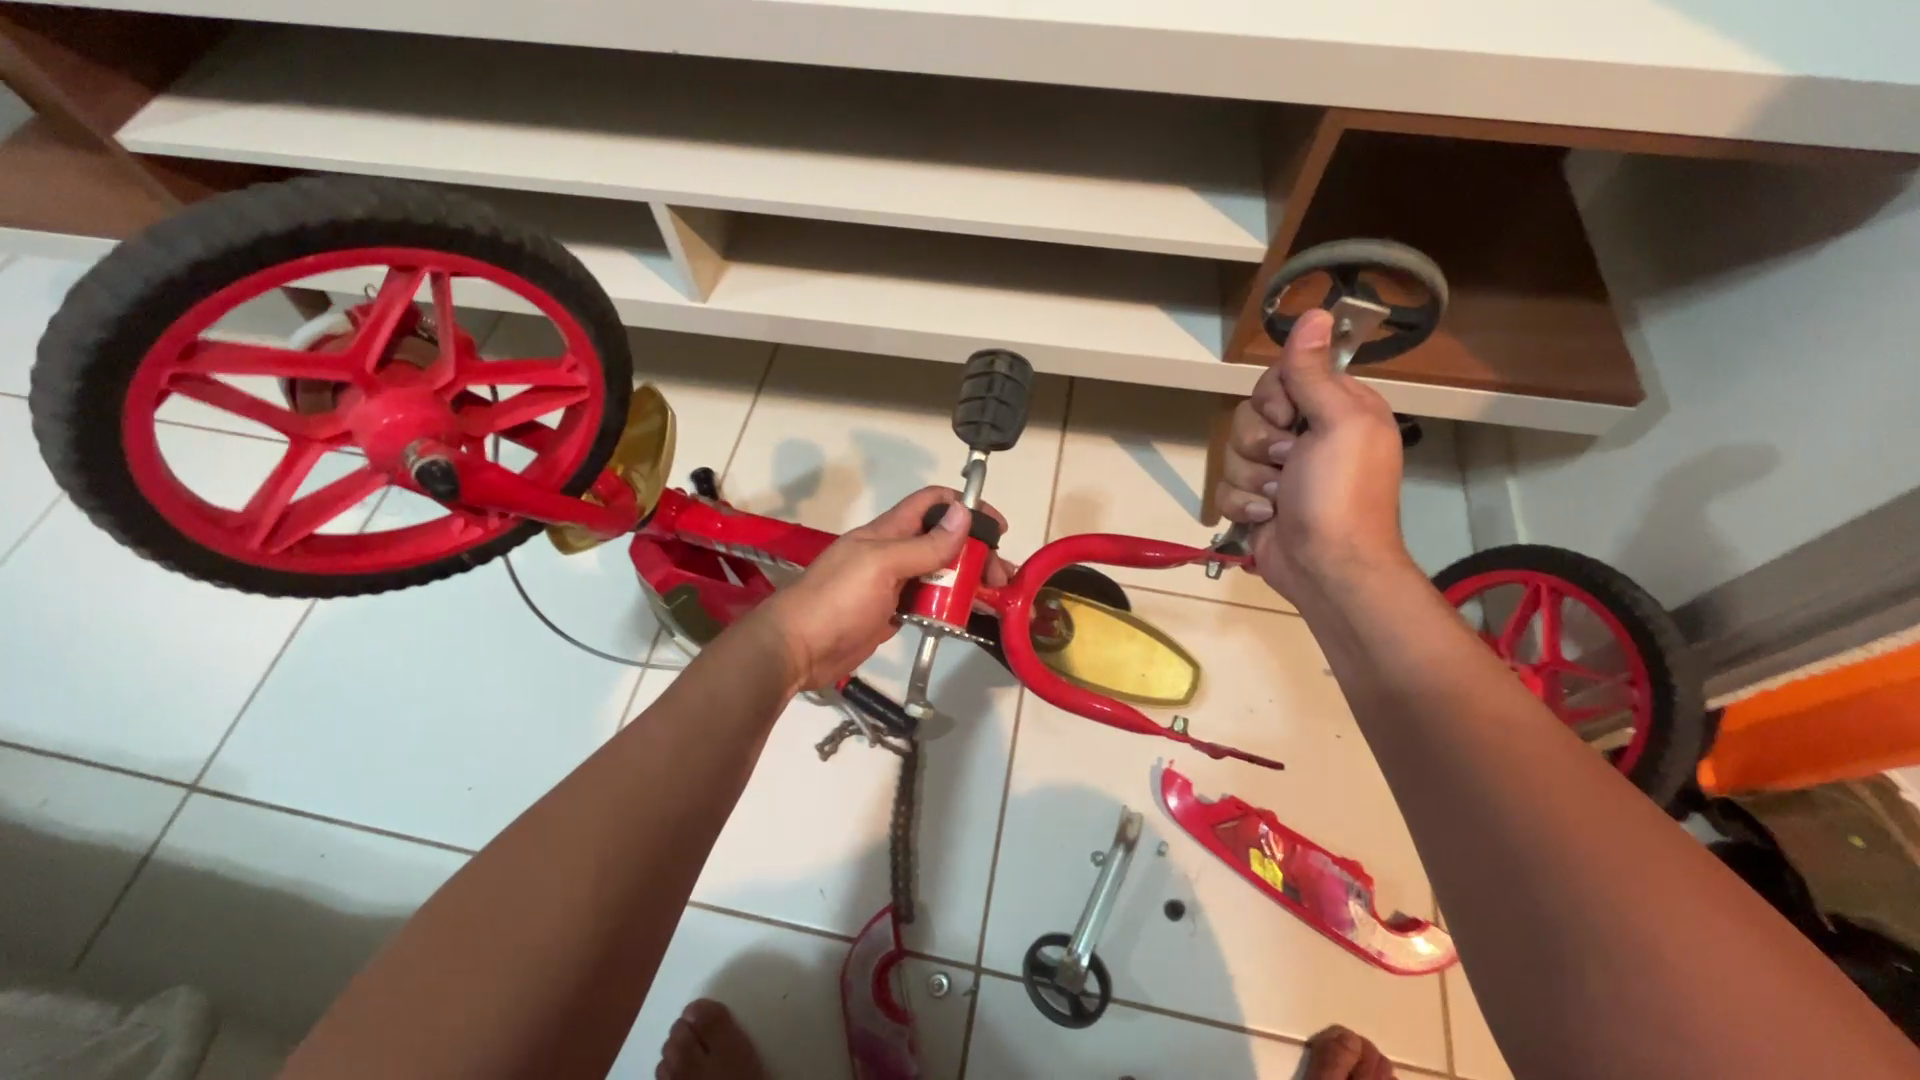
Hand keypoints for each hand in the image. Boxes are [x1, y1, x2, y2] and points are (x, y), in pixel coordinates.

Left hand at [748, 486, 1011, 693]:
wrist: (796, 650)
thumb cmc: (836, 601)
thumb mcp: (882, 565)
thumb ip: (924, 545)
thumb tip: (964, 514)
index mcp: (888, 532)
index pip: (931, 503)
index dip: (965, 507)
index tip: (997, 528)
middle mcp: (893, 553)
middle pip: (944, 542)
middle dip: (976, 553)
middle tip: (1001, 578)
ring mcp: (892, 586)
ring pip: (939, 576)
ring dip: (968, 582)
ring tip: (995, 599)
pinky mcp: (891, 614)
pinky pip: (928, 605)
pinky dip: (950, 607)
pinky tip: (969, 617)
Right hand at [1214, 308, 1413, 600]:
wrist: (1328, 568)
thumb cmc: (1342, 493)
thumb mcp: (1338, 422)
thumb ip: (1315, 372)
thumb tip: (1318, 311)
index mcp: (1336, 409)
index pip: (1284, 377)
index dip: (1275, 396)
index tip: (1288, 416)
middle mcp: (1308, 435)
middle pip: (1251, 413)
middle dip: (1261, 442)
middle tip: (1288, 461)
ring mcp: (1280, 472)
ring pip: (1234, 451)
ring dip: (1253, 477)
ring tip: (1280, 497)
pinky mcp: (1257, 502)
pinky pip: (1227, 487)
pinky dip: (1243, 504)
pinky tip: (1268, 517)